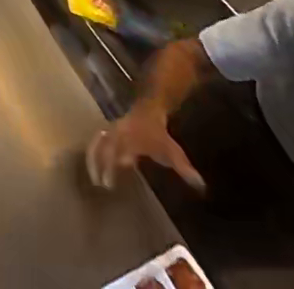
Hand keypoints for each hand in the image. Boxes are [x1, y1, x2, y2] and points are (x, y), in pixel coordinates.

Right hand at [87, 107, 204, 193]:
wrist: (150, 106)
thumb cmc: (159, 132)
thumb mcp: (172, 151)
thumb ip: (184, 169)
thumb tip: (201, 188)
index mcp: (130, 142)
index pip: (116, 157)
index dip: (110, 170)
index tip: (108, 186)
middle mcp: (117, 136)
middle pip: (101, 149)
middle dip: (97, 165)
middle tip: (96, 182)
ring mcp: (111, 131)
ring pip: (96, 143)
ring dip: (92, 157)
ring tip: (91, 174)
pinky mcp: (109, 130)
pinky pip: (97, 140)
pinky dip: (94, 150)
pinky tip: (94, 161)